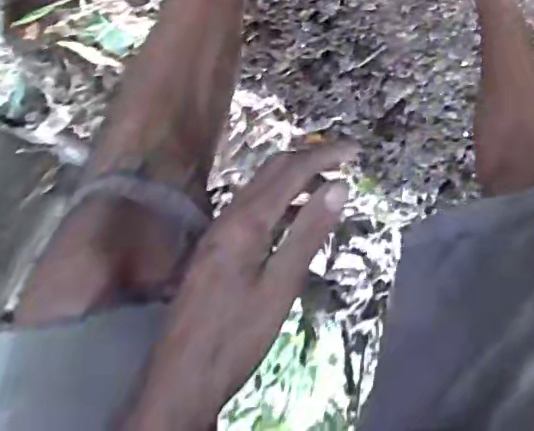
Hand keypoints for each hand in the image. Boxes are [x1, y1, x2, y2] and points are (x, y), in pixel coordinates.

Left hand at [124, 141, 355, 430]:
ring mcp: (218, 231)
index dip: (326, 155)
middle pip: (273, 169)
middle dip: (310, 157)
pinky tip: (294, 219)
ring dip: (295, 176)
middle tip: (344, 161)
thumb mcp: (280, 286)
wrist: (178, 383)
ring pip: (262, 186)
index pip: (292, 170)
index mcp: (246, 221)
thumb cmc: (235, 336)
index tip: (355, 150)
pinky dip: (280, 197)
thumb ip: (308, 232)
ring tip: (327, 187)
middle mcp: (229, 216)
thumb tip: (340, 185)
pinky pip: (253, 205)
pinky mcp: (215, 248)